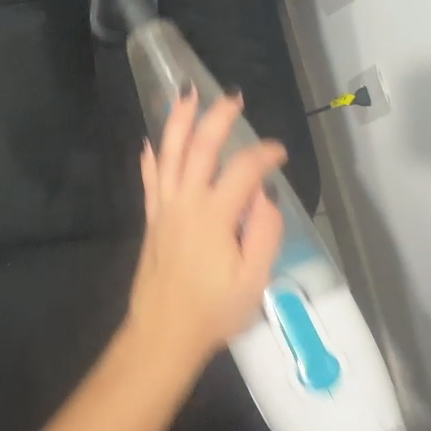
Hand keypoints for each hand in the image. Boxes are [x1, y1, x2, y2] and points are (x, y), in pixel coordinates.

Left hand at [124, 88, 285, 368]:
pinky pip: (150, 179)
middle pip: (200, 148)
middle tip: (233, 98)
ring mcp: (164, 208)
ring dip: (178, 122)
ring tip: (186, 95)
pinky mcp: (152, 219)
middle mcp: (185, 202)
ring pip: (169, 154)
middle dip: (217, 119)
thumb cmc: (212, 312)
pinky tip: (151, 142)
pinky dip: (152, 157)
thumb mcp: (253, 281)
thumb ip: (264, 234)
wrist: (163, 334)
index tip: (281, 153)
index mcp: (214, 216)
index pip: (243, 170)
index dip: (265, 154)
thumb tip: (265, 195)